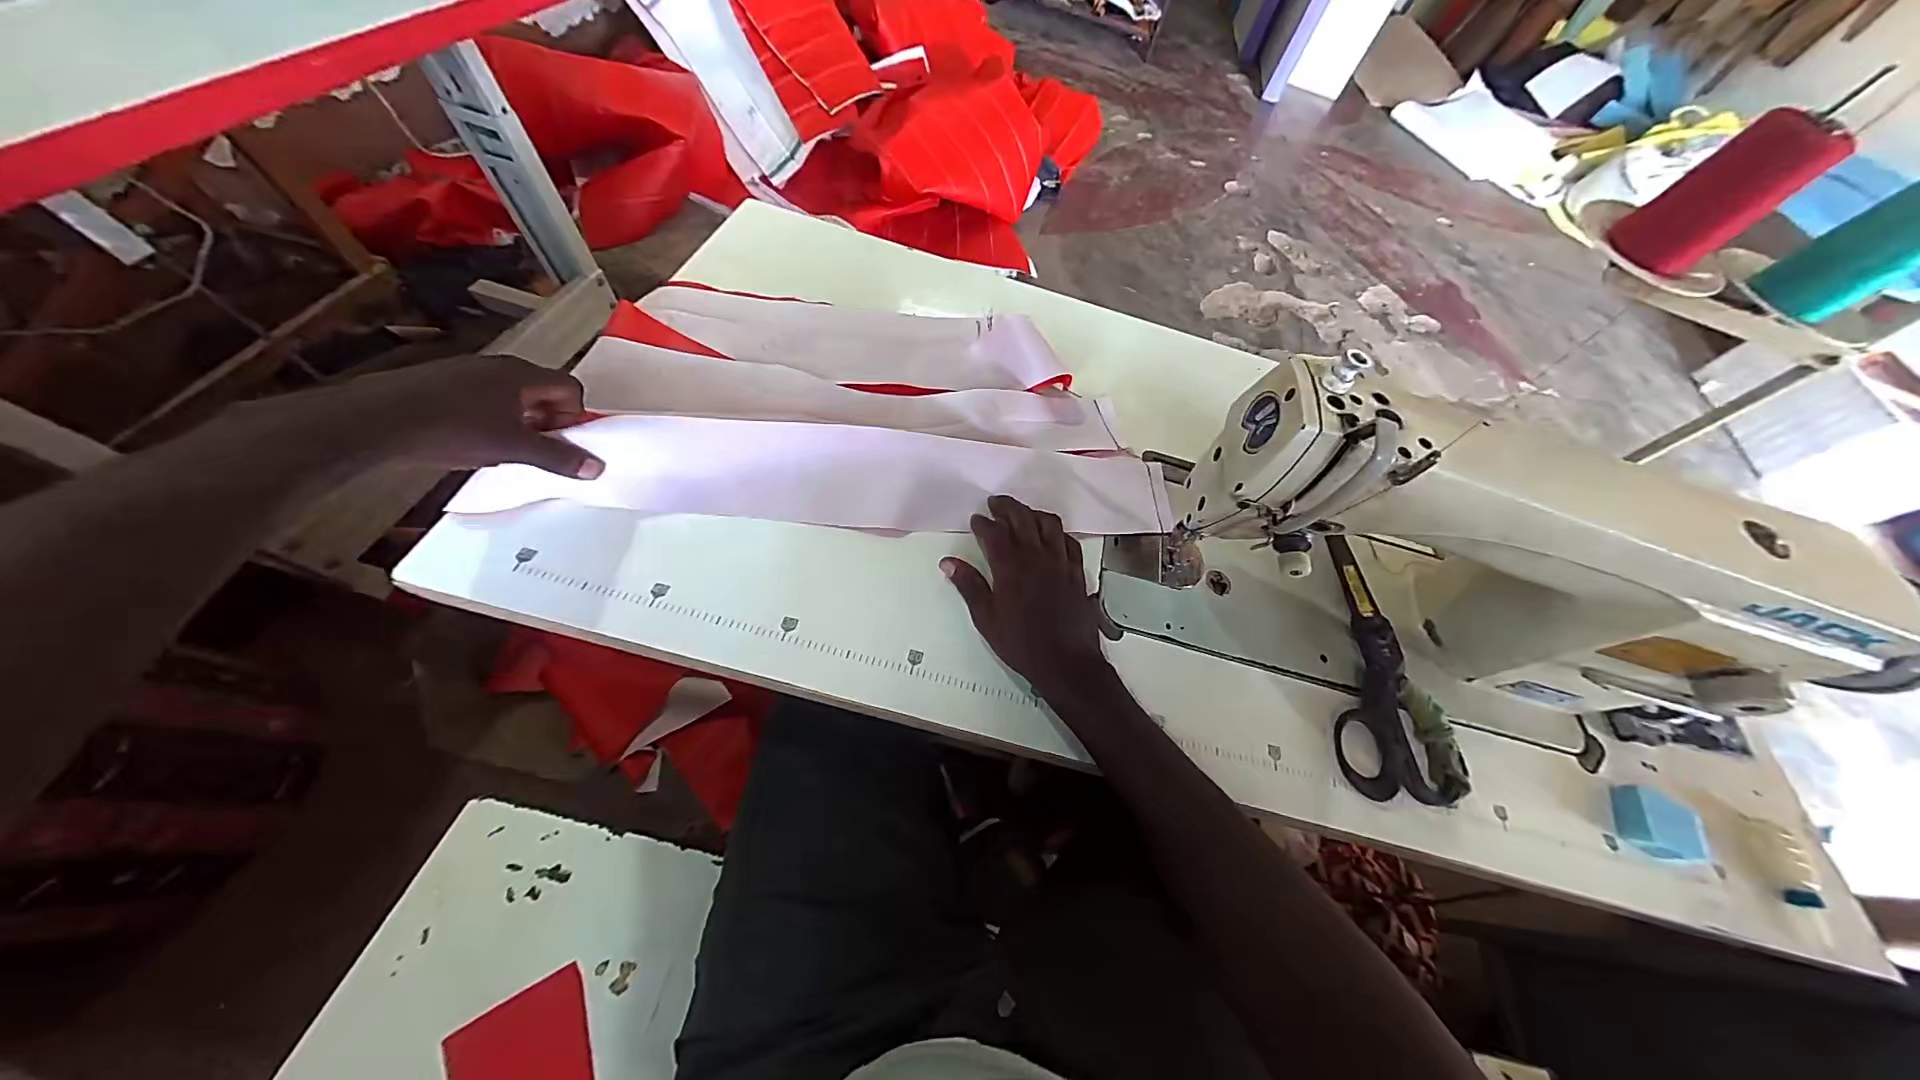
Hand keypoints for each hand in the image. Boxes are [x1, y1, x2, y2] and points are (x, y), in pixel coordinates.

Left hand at [249, 354, 605, 478]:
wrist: (377, 419)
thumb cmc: (452, 427)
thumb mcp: (514, 448)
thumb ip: (558, 458)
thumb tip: (596, 467)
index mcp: (522, 374)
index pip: (570, 388)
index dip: (574, 416)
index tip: (563, 441)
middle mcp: (498, 366)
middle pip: (543, 391)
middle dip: (548, 421)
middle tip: (538, 448)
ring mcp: (468, 372)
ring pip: (513, 396)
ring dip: (520, 422)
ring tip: (505, 448)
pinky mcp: (442, 382)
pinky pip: (484, 399)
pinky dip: (491, 419)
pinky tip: (473, 441)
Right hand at [942, 495, 1108, 694]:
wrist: (1066, 661)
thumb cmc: (1021, 643)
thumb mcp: (986, 618)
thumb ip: (969, 586)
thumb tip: (948, 563)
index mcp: (1011, 567)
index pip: (994, 533)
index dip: (983, 523)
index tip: (976, 520)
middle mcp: (1037, 557)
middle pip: (1022, 518)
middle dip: (1007, 507)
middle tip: (995, 504)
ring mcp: (1060, 562)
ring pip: (1049, 524)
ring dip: (1033, 513)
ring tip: (1022, 514)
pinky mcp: (1076, 572)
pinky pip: (1069, 541)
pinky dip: (1057, 533)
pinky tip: (1051, 536)